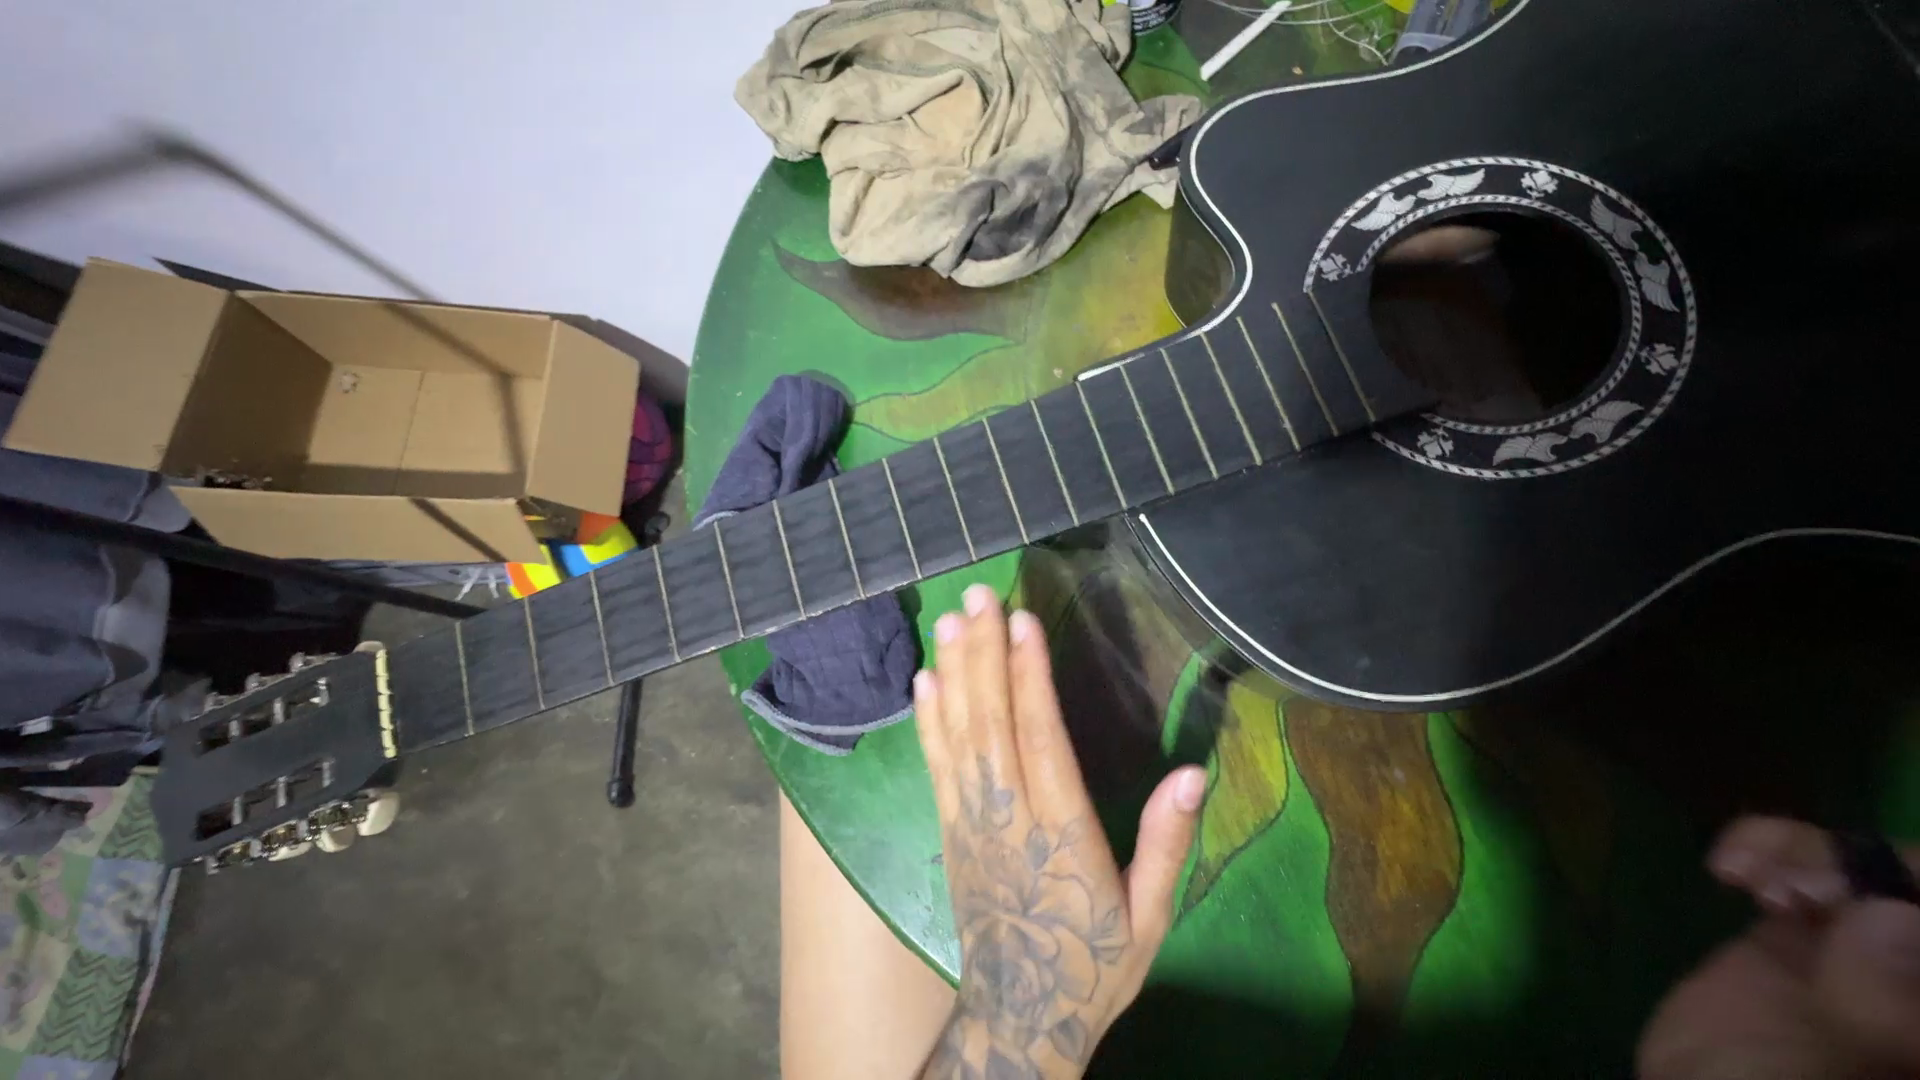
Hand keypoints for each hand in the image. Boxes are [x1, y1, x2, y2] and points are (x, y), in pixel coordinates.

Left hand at [914, 584, 1206, 1079]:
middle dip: (985, 654)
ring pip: (958, 734)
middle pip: (991, 722)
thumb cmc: (1094, 961)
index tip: (1022, 622)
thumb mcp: (1149, 916)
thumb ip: (1166, 843)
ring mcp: (970, 820)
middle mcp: (1008, 815)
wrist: (1021, 1013)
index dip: (1029, 677)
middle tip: (978, 596)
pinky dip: (928, 718)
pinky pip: (935, 764)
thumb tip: (1193, 773)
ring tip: (950, 620)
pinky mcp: (950, 828)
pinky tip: (924, 680)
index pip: (1041, 738)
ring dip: (953, 672)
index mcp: (1062, 831)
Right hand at [1639, 816, 1919, 1079]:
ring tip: (1753, 878)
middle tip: (1798, 890)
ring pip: (1870, 874)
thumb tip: (1896, 914)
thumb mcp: (1829, 1076)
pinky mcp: (1794, 938)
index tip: (1874, 896)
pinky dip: (1770, 849)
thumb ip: (1875, 1017)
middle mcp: (1918, 984)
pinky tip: (1729, 868)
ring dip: (1812, 854)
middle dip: (1874, 872)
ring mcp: (1863, 962)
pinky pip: (1802, 872)